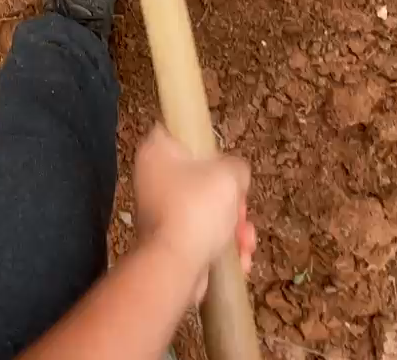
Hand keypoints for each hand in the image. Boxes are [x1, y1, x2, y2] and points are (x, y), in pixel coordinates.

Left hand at [133, 125, 255, 305]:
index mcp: (156, 150)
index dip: (206, 146)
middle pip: (200, 176)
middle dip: (230, 199)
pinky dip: (220, 244)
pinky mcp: (167, 235)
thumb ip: (236, 166)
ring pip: (205, 208)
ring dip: (232, 226)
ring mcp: (158, 207)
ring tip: (245, 241)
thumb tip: (234, 174)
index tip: (223, 163)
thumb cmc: (196, 208)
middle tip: (240, 210)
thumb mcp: (228, 176)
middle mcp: (151, 175)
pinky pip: (199, 232)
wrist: (174, 263)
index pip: (179, 132)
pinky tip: (238, 259)